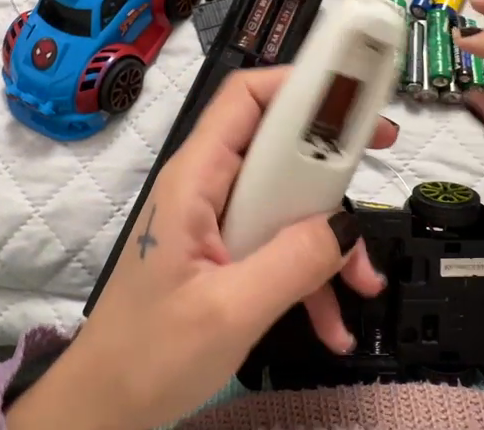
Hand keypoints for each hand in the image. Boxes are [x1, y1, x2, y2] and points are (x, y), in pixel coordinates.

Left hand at [6, 68, 396, 429]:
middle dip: (331, 168)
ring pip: (288, 202)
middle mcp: (208, 186)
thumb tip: (347, 225)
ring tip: (363, 287)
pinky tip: (332, 325)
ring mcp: (218, 221)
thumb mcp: (229, 311)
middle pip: (279, 148)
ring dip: (329, 240)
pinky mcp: (226, 253)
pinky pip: (279, 244)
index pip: (246, 98)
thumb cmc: (149, 357)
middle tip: (378, 168)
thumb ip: (293, 262)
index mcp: (195, 178)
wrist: (105, 409)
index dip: (299, 85)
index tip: (354, 98)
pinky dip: (310, 276)